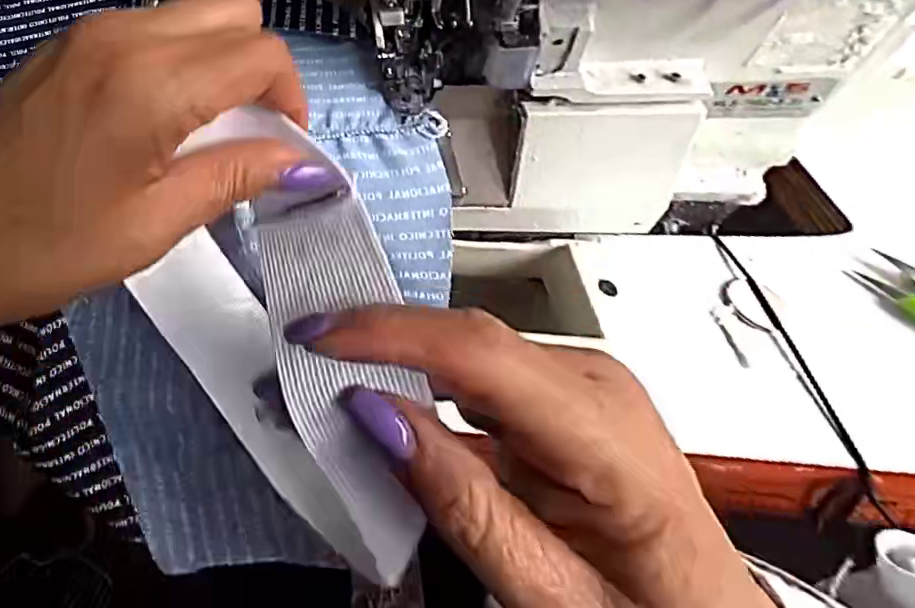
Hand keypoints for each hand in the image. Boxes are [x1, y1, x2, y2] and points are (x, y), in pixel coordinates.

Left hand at [0, 0, 332, 444]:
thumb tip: (296, 158)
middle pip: (236, 11)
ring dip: (219, 60)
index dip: (290, 96)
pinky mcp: (68, 42)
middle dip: (260, 65)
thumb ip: (231, 177)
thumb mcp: (147, 228)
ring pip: (195, 13)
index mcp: (150, 82)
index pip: (261, 52)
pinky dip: (180, 59)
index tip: (283, 145)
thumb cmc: (32, 250)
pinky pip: (153, 28)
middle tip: (247, 131)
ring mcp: (90, 31)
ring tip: (201, 130)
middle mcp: (125, 35)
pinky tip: (156, 119)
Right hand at [285, 306, 769, 607]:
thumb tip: (381, 416)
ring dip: (400, 355)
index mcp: (605, 426)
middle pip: (467, 337)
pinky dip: (427, 377)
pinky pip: (479, 369)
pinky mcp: (560, 389)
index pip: (478, 351)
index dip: (389, 334)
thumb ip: (464, 503)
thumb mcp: (557, 598)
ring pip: (468, 347)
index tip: (321, 334)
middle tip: (310, 350)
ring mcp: (579, 379)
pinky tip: (393, 391)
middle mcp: (592, 381)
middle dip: (382, 339)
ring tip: (337, 368)